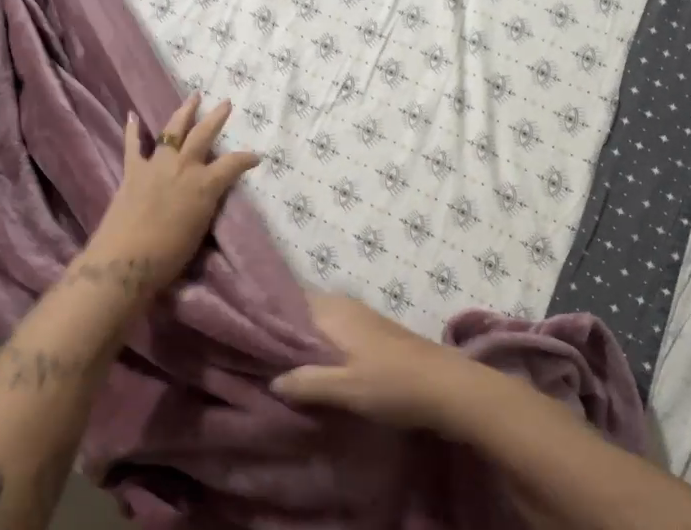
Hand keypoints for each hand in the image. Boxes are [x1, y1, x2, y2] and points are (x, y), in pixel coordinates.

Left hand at [84, 94, 261, 293]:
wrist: (126, 261)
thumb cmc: (169, 255)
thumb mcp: (200, 230)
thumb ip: (205, 205)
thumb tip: (208, 193)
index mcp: (204, 185)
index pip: (232, 165)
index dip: (246, 159)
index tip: (256, 156)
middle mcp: (183, 167)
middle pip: (202, 135)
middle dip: (216, 118)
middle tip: (225, 103)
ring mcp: (156, 165)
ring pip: (172, 130)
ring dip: (183, 113)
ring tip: (193, 97)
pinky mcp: (132, 171)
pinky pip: (133, 145)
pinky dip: (133, 130)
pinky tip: (133, 115)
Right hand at [271, 292, 471, 429]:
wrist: (449, 388)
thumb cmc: (392, 383)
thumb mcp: (343, 388)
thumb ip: (304, 382)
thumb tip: (271, 381)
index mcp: (329, 309)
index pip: (283, 301)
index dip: (263, 318)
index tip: (242, 336)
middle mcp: (341, 304)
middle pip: (299, 312)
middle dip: (280, 332)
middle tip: (256, 357)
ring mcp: (359, 317)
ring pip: (317, 324)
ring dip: (302, 342)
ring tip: (280, 367)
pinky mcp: (372, 333)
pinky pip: (333, 333)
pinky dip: (320, 347)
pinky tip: (315, 370)